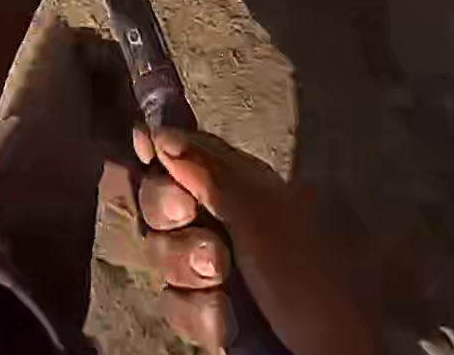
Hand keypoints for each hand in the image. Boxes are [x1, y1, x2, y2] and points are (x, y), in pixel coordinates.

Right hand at [135, 127, 378, 354]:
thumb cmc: (308, 278)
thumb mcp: (263, 216)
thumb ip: (208, 173)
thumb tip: (163, 132)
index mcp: (236, 186)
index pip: (182, 150)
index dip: (157, 145)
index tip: (145, 147)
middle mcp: (217, 220)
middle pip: (157, 195)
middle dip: (164, 206)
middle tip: (185, 215)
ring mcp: (209, 269)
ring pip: (158, 249)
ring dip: (183, 262)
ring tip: (218, 276)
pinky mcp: (206, 315)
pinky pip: (173, 302)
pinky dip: (198, 312)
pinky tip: (225, 320)